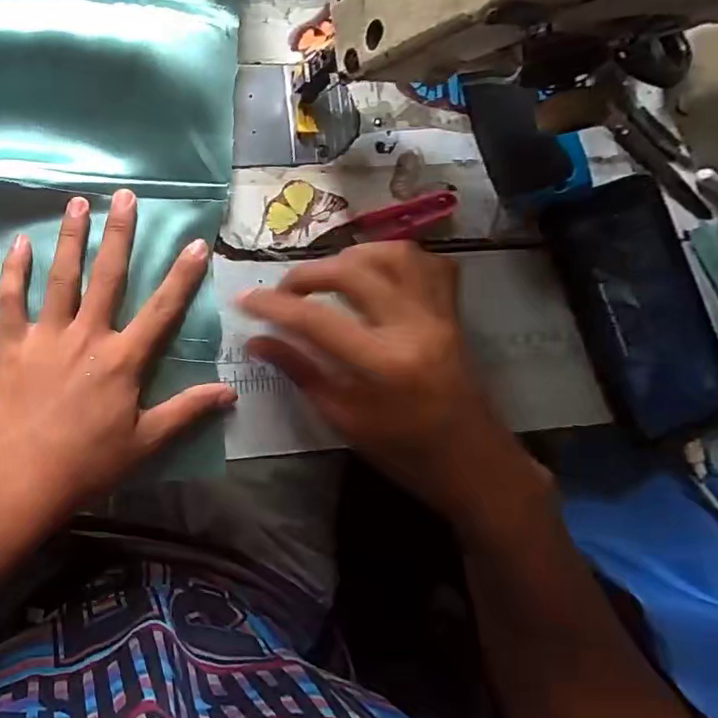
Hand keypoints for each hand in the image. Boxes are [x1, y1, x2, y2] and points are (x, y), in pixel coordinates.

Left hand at [0, 190, 236, 536]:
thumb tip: (229, 392)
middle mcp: (88, 336)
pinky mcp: (13, 344)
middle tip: (125, 196)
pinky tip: (20, 243)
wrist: (25, 477)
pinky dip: (14, 271)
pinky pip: (11, 300)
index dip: (181, 275)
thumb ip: (187, 410)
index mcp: (123, 359)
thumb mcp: (146, 441)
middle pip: (108, 276)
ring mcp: (47, 336)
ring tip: (78, 202)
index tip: (195, 242)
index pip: (161, 309)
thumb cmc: (89, 462)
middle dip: (119, 233)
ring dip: (71, 238)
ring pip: (61, 277)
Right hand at [238, 241, 548, 521]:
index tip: (243, 299)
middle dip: (306, 274)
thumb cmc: (403, 451)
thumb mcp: (343, 418)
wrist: (474, 463)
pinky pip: (427, 263)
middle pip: (352, 273)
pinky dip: (393, 258)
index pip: (316, 319)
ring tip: (327, 276)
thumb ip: (300, 370)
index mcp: (385, 364)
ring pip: (393, 254)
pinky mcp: (453, 311)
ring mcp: (440, 314)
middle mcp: (415, 328)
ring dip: (350, 257)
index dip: (272, 305)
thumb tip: (256, 341)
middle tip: (283, 291)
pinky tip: (372, 273)